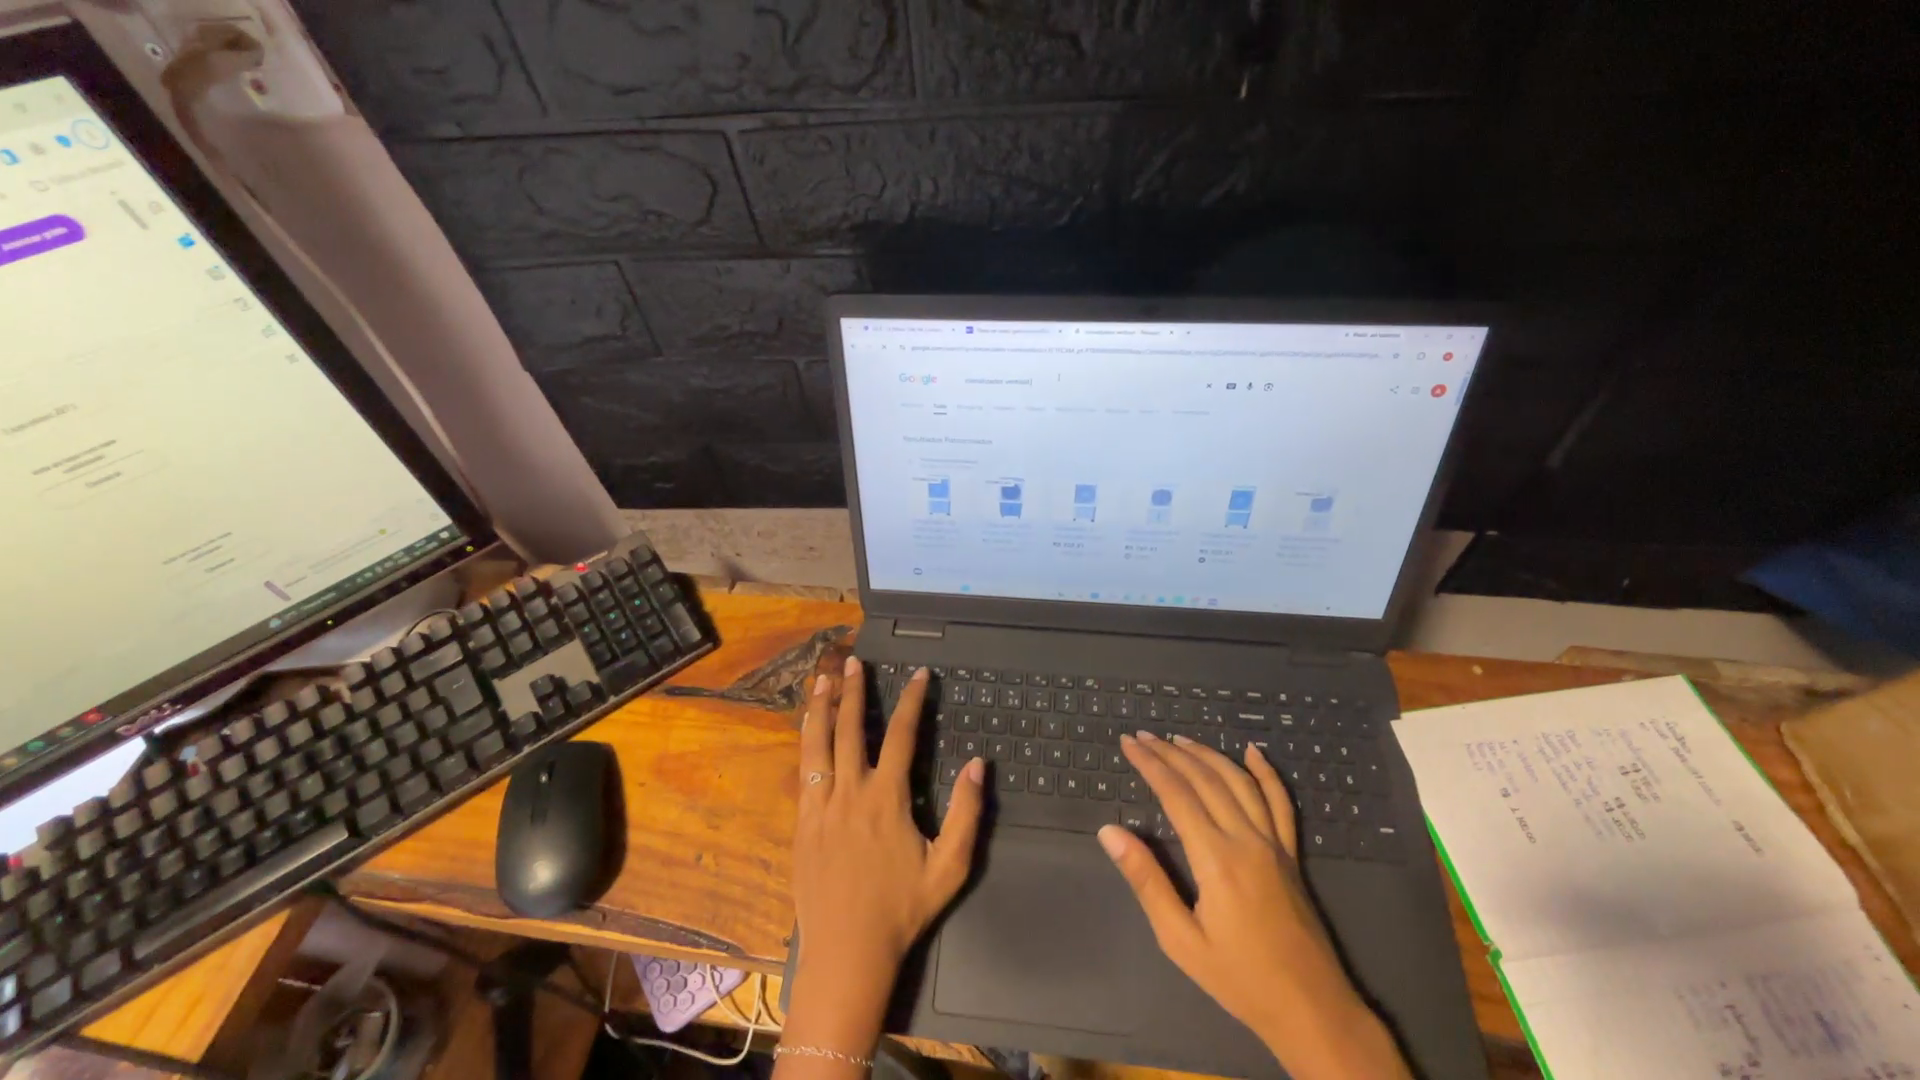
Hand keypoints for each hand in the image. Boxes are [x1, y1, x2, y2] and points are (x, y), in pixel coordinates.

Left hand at [792, 658, 985, 982]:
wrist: (848, 949)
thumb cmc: (904, 908)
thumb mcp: (950, 865)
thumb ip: (966, 812)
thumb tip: (978, 764)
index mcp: (887, 799)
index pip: (902, 736)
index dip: (912, 701)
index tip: (919, 674)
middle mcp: (850, 792)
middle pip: (851, 729)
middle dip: (854, 691)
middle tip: (855, 662)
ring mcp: (820, 807)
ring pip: (817, 745)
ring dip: (821, 708)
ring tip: (822, 679)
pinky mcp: (801, 824)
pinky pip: (802, 772)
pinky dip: (806, 743)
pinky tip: (807, 729)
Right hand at [1099, 733, 1409, 1079]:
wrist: (1309, 1007)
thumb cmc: (1238, 978)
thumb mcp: (1180, 939)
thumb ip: (1147, 881)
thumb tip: (1110, 833)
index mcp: (1216, 859)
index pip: (1177, 794)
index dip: (1150, 764)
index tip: (1128, 743)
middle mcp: (1247, 840)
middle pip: (1206, 780)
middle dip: (1171, 753)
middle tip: (1143, 736)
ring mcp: (1274, 844)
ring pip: (1240, 782)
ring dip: (1208, 754)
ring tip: (1179, 739)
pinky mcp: (1291, 854)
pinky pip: (1281, 802)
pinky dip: (1266, 772)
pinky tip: (1252, 751)